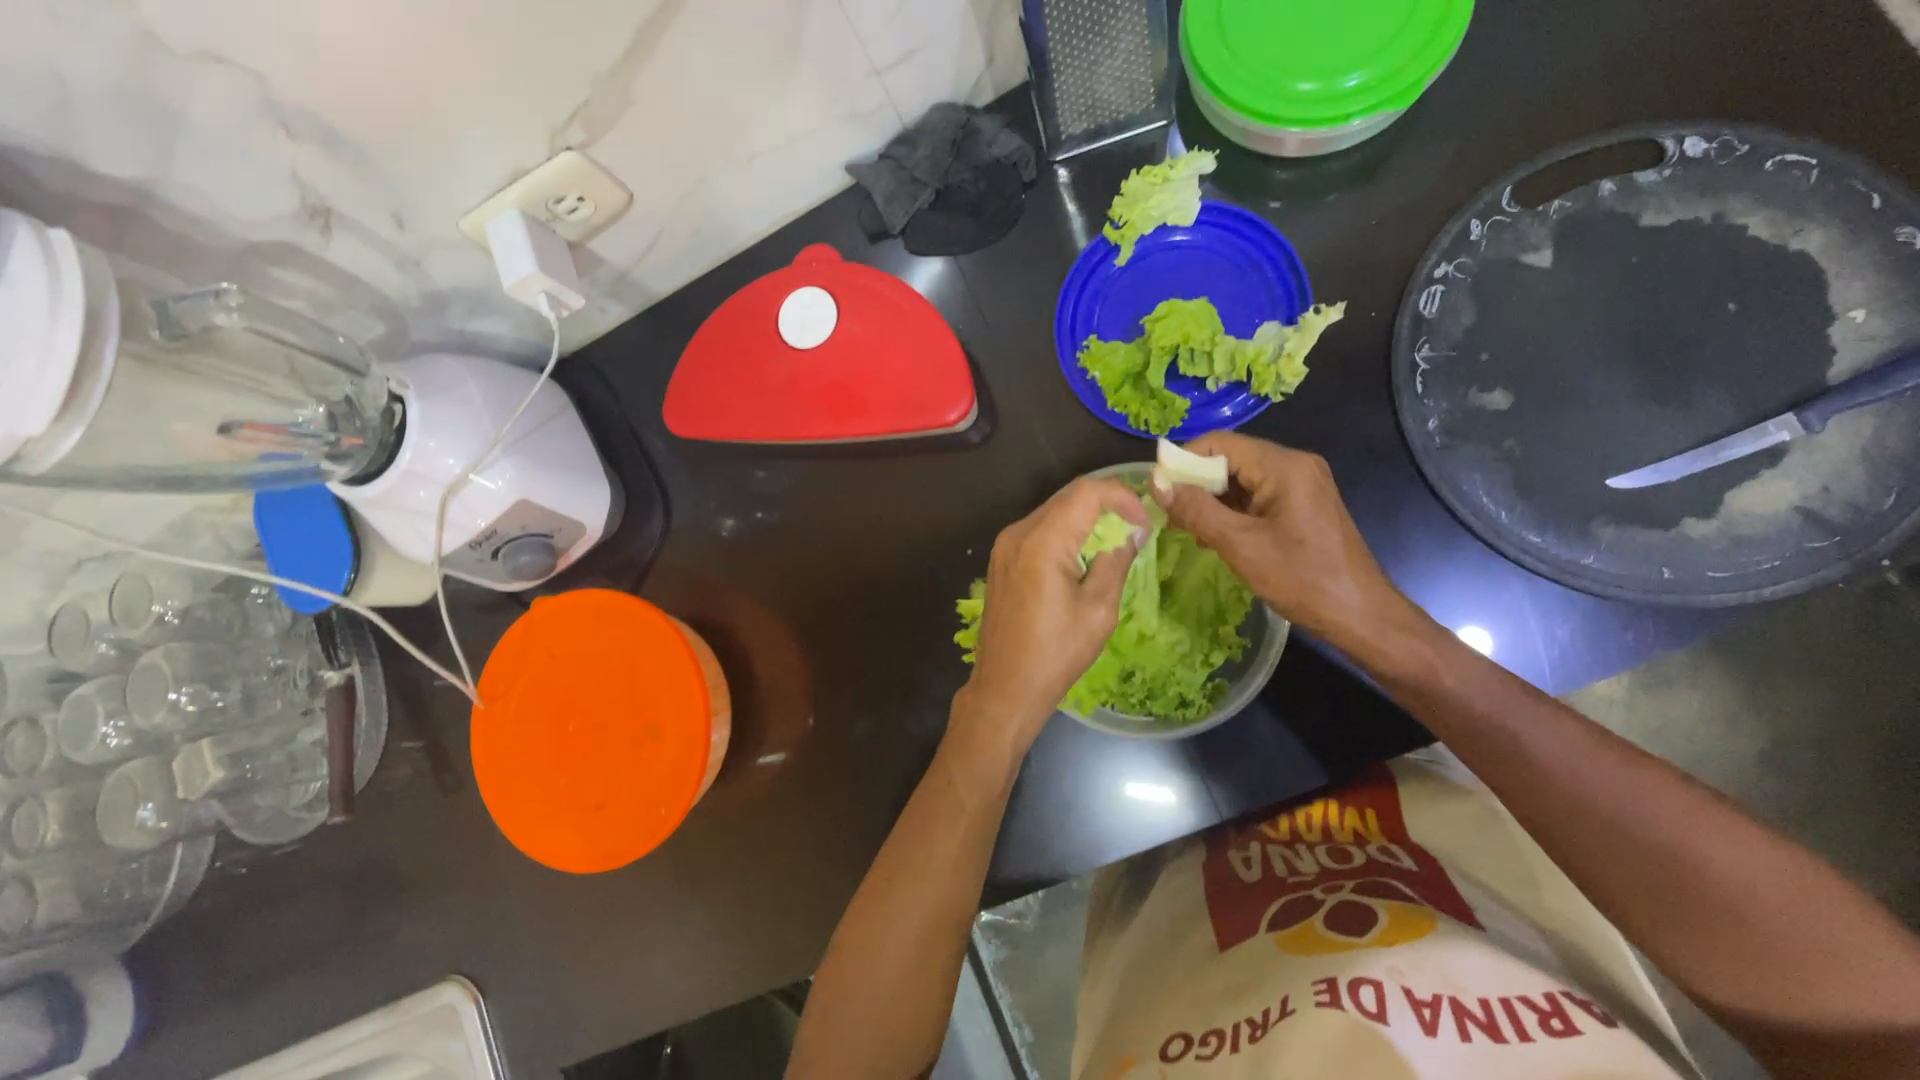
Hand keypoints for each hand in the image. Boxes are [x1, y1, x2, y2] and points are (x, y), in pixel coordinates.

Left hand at [956, 476, 1149, 756]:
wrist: (1004, 687)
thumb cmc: (1055, 654)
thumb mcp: (1098, 610)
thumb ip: (1115, 562)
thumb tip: (1131, 533)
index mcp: (1042, 542)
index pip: (1086, 493)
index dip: (1122, 498)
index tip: (1143, 523)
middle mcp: (1018, 534)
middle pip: (1068, 498)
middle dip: (1106, 506)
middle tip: (1135, 530)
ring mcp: (1005, 546)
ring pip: (1054, 512)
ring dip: (1087, 520)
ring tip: (1115, 544)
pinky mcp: (1002, 560)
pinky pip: (1039, 531)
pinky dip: (1066, 534)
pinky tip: (1084, 558)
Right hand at [1151, 433, 1410, 653]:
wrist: (1360, 615)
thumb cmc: (1302, 580)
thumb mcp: (1240, 545)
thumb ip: (1196, 510)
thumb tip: (1156, 482)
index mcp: (1284, 466)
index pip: (1220, 444)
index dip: (1183, 462)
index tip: (1157, 492)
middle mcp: (1295, 465)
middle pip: (1230, 459)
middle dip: (1196, 484)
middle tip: (1169, 516)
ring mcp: (1302, 485)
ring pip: (1241, 480)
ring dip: (1211, 501)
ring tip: (1188, 530)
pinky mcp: (1303, 505)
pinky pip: (1257, 496)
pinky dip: (1232, 512)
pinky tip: (1214, 536)